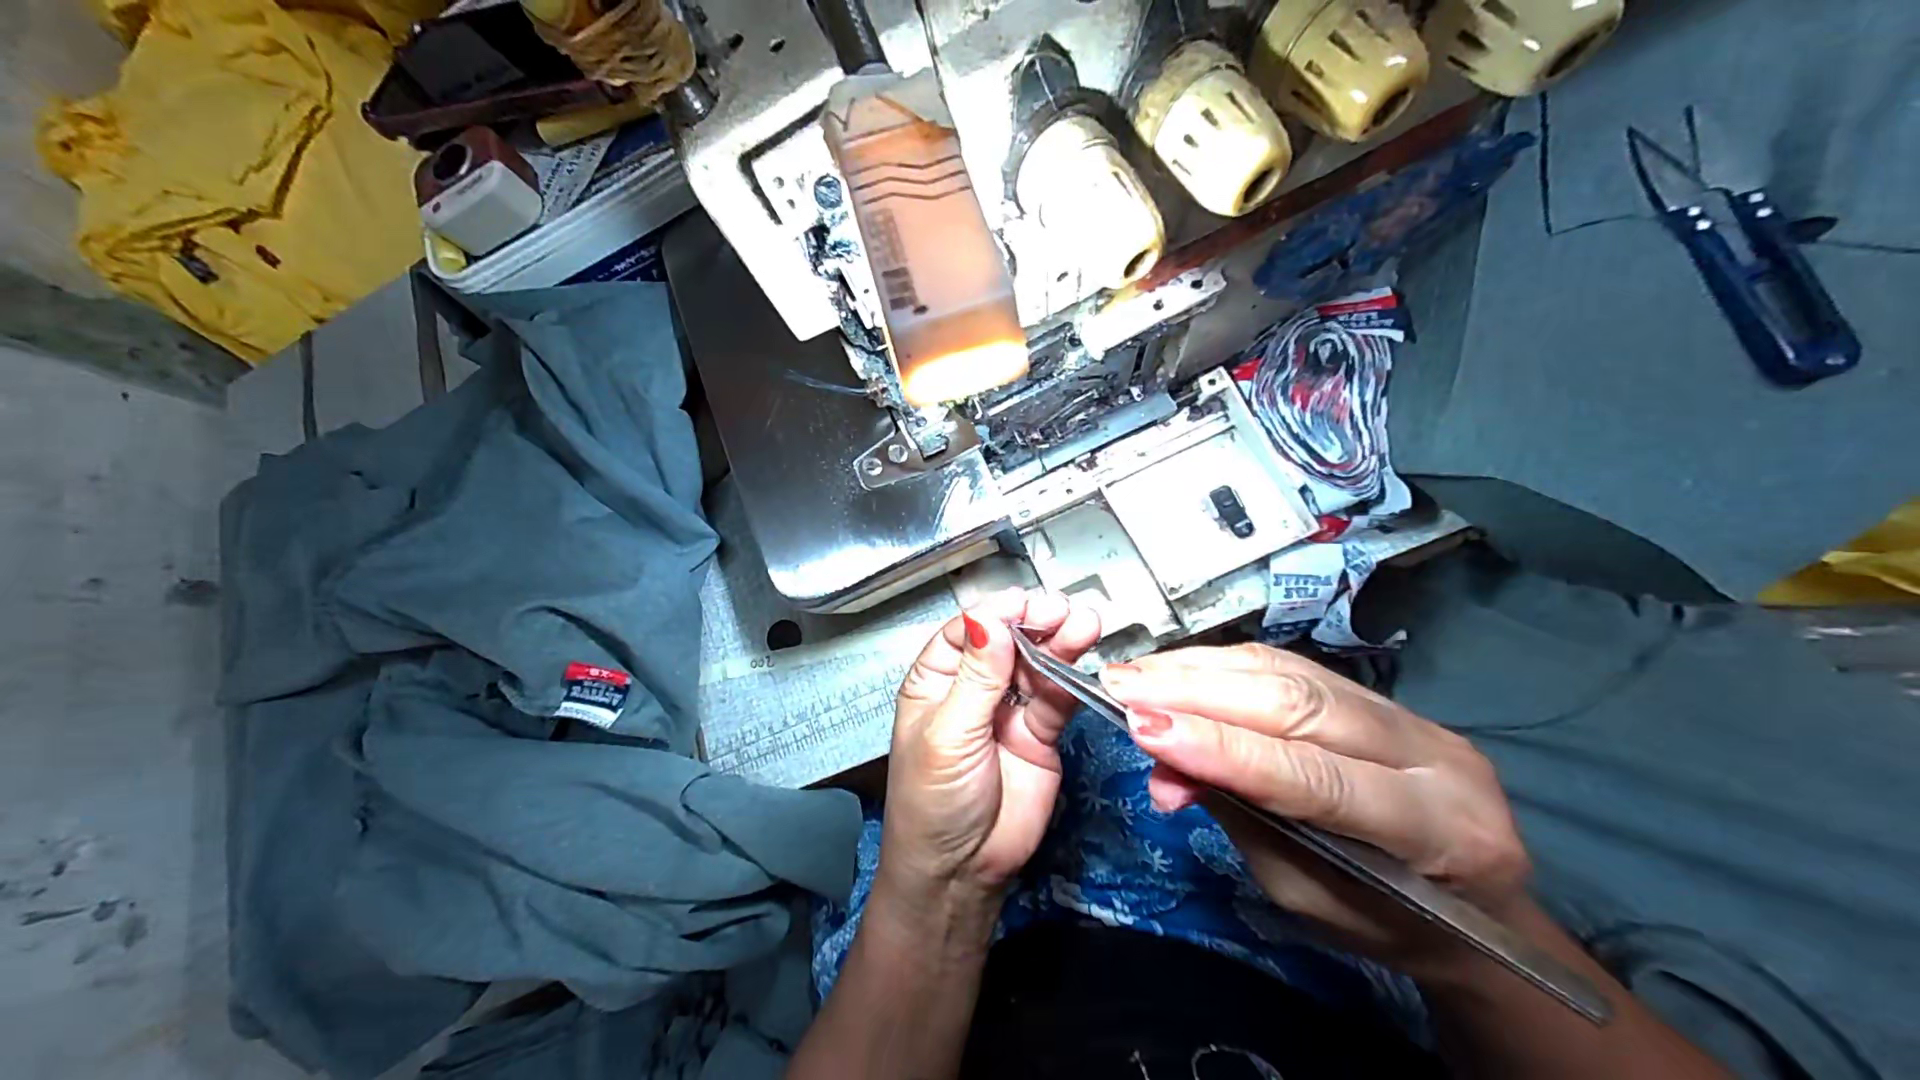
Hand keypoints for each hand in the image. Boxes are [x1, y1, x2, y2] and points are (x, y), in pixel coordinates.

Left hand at [880, 589, 1100, 912]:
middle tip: (1059, 610)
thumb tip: (988, 619)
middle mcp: (973, 688)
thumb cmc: (932, 803)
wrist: (962, 872)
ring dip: (1059, 642)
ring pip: (1036, 664)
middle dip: (1032, 623)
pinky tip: (1085, 656)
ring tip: (1083, 623)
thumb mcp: (948, 735)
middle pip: (1006, 642)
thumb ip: (976, 678)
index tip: (1021, 603)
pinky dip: (1072, 677)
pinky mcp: (1040, 732)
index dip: (993, 615)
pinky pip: (1056, 697)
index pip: (965, 633)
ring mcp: (1008, 709)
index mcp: (936, 680)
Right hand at [1100, 643, 1530, 969]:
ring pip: (1291, 672)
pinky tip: (1178, 667)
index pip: (1312, 775)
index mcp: (1436, 831)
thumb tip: (1163, 766)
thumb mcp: (1304, 891)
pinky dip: (1223, 665)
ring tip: (1135, 674)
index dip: (1222, 747)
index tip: (1142, 727)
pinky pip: (1291, 666)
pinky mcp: (1378, 695)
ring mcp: (1410, 716)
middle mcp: (1433, 757)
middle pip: (1299, 704)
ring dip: (1201, 669)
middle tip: (1122, 687)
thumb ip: (1239, 815)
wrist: (1472, 909)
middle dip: (1198, 692)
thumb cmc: (1384, 920)